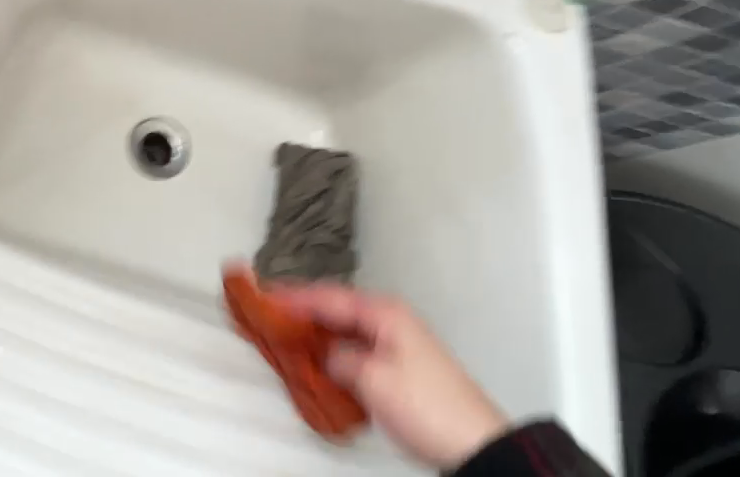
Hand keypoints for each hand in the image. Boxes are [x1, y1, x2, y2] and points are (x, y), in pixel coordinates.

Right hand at [271, 285, 507, 469]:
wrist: (478, 446)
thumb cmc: (426, 407)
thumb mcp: (373, 381)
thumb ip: (339, 359)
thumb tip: (325, 354)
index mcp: (382, 313)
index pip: (326, 297)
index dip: (291, 296)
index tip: (261, 294)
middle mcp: (388, 320)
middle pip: (335, 310)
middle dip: (301, 314)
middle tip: (266, 316)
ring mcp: (395, 343)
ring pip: (344, 331)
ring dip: (317, 335)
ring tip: (283, 338)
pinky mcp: (399, 366)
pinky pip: (356, 350)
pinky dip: (334, 353)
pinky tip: (317, 363)